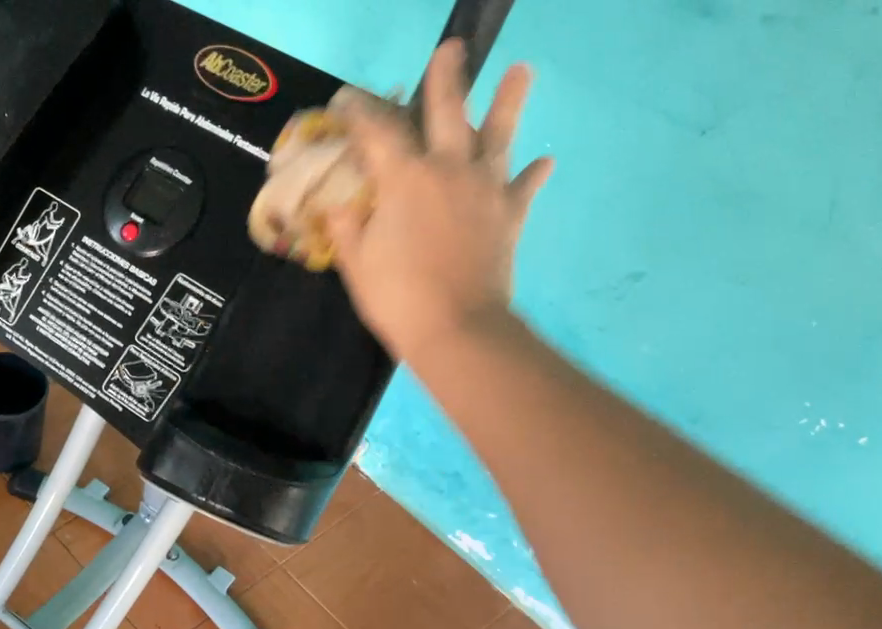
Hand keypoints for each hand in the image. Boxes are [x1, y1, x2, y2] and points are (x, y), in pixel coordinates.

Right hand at [324, 39, 553, 357]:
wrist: (456, 326)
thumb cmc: (395, 294)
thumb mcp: (355, 261)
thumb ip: (347, 225)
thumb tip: (340, 204)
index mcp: (405, 178)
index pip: (378, 130)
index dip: (360, 111)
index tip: (346, 100)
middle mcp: (449, 168)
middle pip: (448, 111)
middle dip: (445, 78)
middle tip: (450, 49)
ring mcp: (485, 188)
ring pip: (499, 134)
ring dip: (509, 100)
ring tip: (521, 70)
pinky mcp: (510, 214)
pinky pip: (524, 186)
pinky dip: (531, 174)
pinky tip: (542, 163)